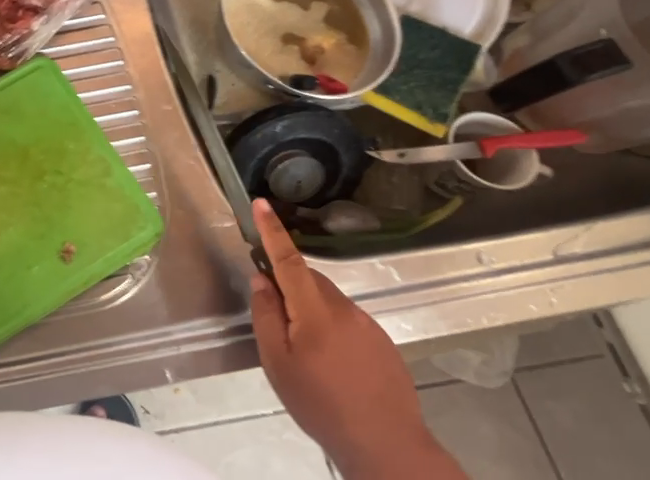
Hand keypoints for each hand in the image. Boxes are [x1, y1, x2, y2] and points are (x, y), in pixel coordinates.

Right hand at [249, 200, 465, 479]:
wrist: (387, 447)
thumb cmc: (321, 405)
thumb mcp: (277, 363)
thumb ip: (266, 316)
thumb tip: (262, 280)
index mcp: (315, 311)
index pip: (288, 260)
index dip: (273, 231)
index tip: (261, 203)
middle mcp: (345, 309)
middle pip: (309, 281)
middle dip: (290, 287)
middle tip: (276, 319)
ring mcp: (368, 326)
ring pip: (329, 303)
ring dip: (311, 313)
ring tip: (306, 356)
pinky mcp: (383, 344)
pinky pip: (348, 323)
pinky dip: (332, 332)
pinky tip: (332, 368)